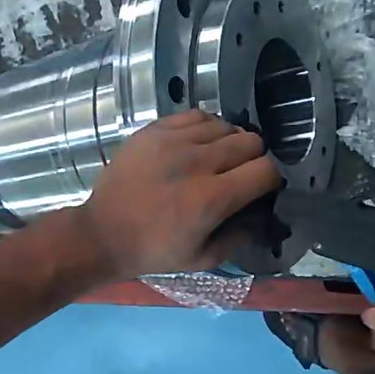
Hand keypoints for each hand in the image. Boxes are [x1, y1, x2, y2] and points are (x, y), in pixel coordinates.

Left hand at [76, 110, 282, 279]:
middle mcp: (197, 163)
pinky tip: (200, 143)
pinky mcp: (155, 129)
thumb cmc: (155, 251)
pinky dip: (207, 128)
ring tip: (219, 158)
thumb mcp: (203, 258)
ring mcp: (174, 141)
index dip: (271, 179)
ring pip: (226, 125)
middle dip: (255, 158)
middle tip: (241, 174)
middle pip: (251, 141)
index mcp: (211, 198)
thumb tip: (262, 212)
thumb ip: (240, 235)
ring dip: (231, 141)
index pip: (265, 170)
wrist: (103, 233)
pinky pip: (197, 115)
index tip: (263, 188)